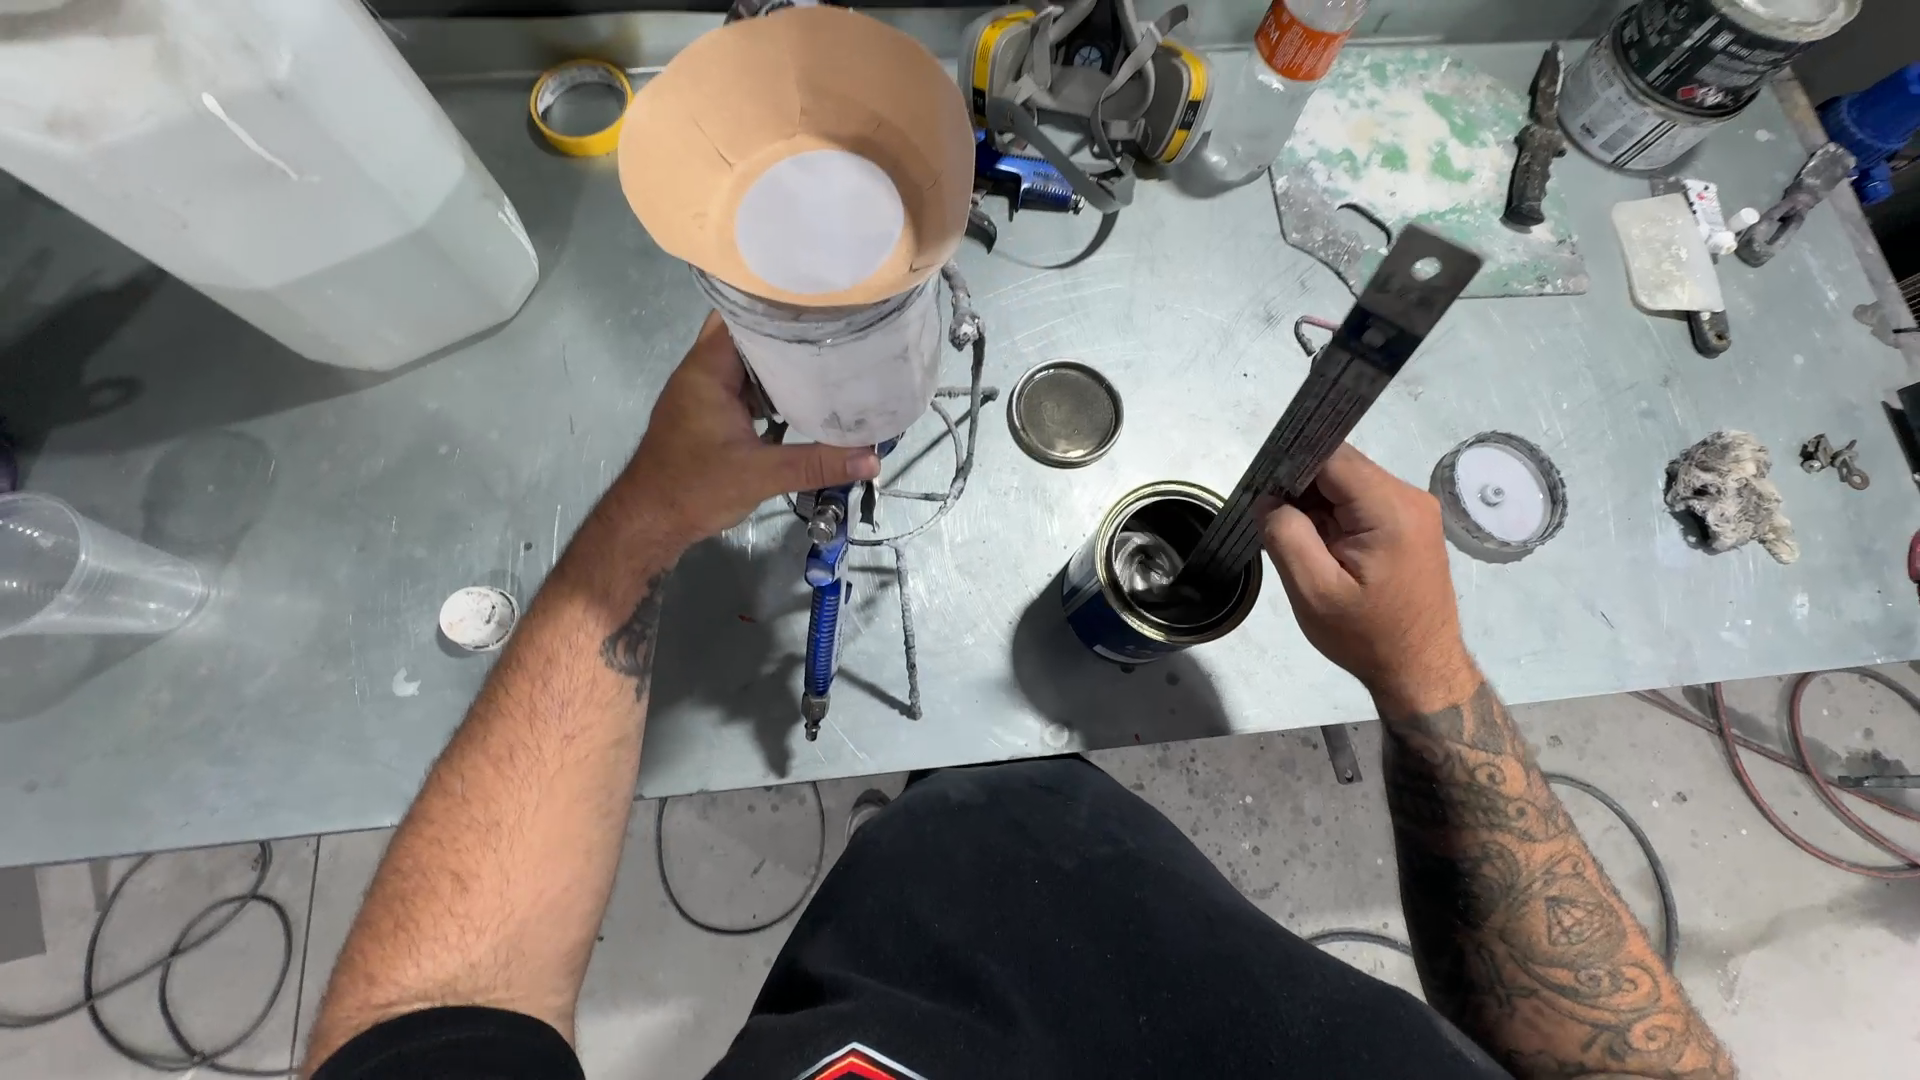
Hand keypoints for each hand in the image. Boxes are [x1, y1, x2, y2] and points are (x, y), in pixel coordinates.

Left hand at [622, 314, 880, 544]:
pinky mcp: (711, 416)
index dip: (780, 305)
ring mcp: (705, 395)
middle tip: (835, 328)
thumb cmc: (693, 489)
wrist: (650, 522)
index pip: (743, 315)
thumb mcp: (760, 475)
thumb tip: (871, 460)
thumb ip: (816, 464)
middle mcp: (703, 372)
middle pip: (748, 335)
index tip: (822, 303)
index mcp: (707, 370)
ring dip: (781, 360)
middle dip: (787, 331)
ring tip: (828, 355)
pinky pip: (746, 388)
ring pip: (747, 362)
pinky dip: (772, 388)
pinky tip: (804, 396)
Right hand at [1261, 444, 1477, 716]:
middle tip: (1271, 521)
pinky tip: (1318, 545)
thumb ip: (1285, 536)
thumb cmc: (1365, 635)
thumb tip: (1266, 499)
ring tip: (1294, 538)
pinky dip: (1331, 515)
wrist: (1419, 671)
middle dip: (1300, 486)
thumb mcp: (1313, 591)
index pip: (1333, 457)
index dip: (1292, 465)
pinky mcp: (1407, 525)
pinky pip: (1359, 501)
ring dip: (1314, 503)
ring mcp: (1412, 510)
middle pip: (1340, 467)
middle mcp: (1408, 498)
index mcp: (1390, 509)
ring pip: (1346, 483)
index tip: (1262, 490)